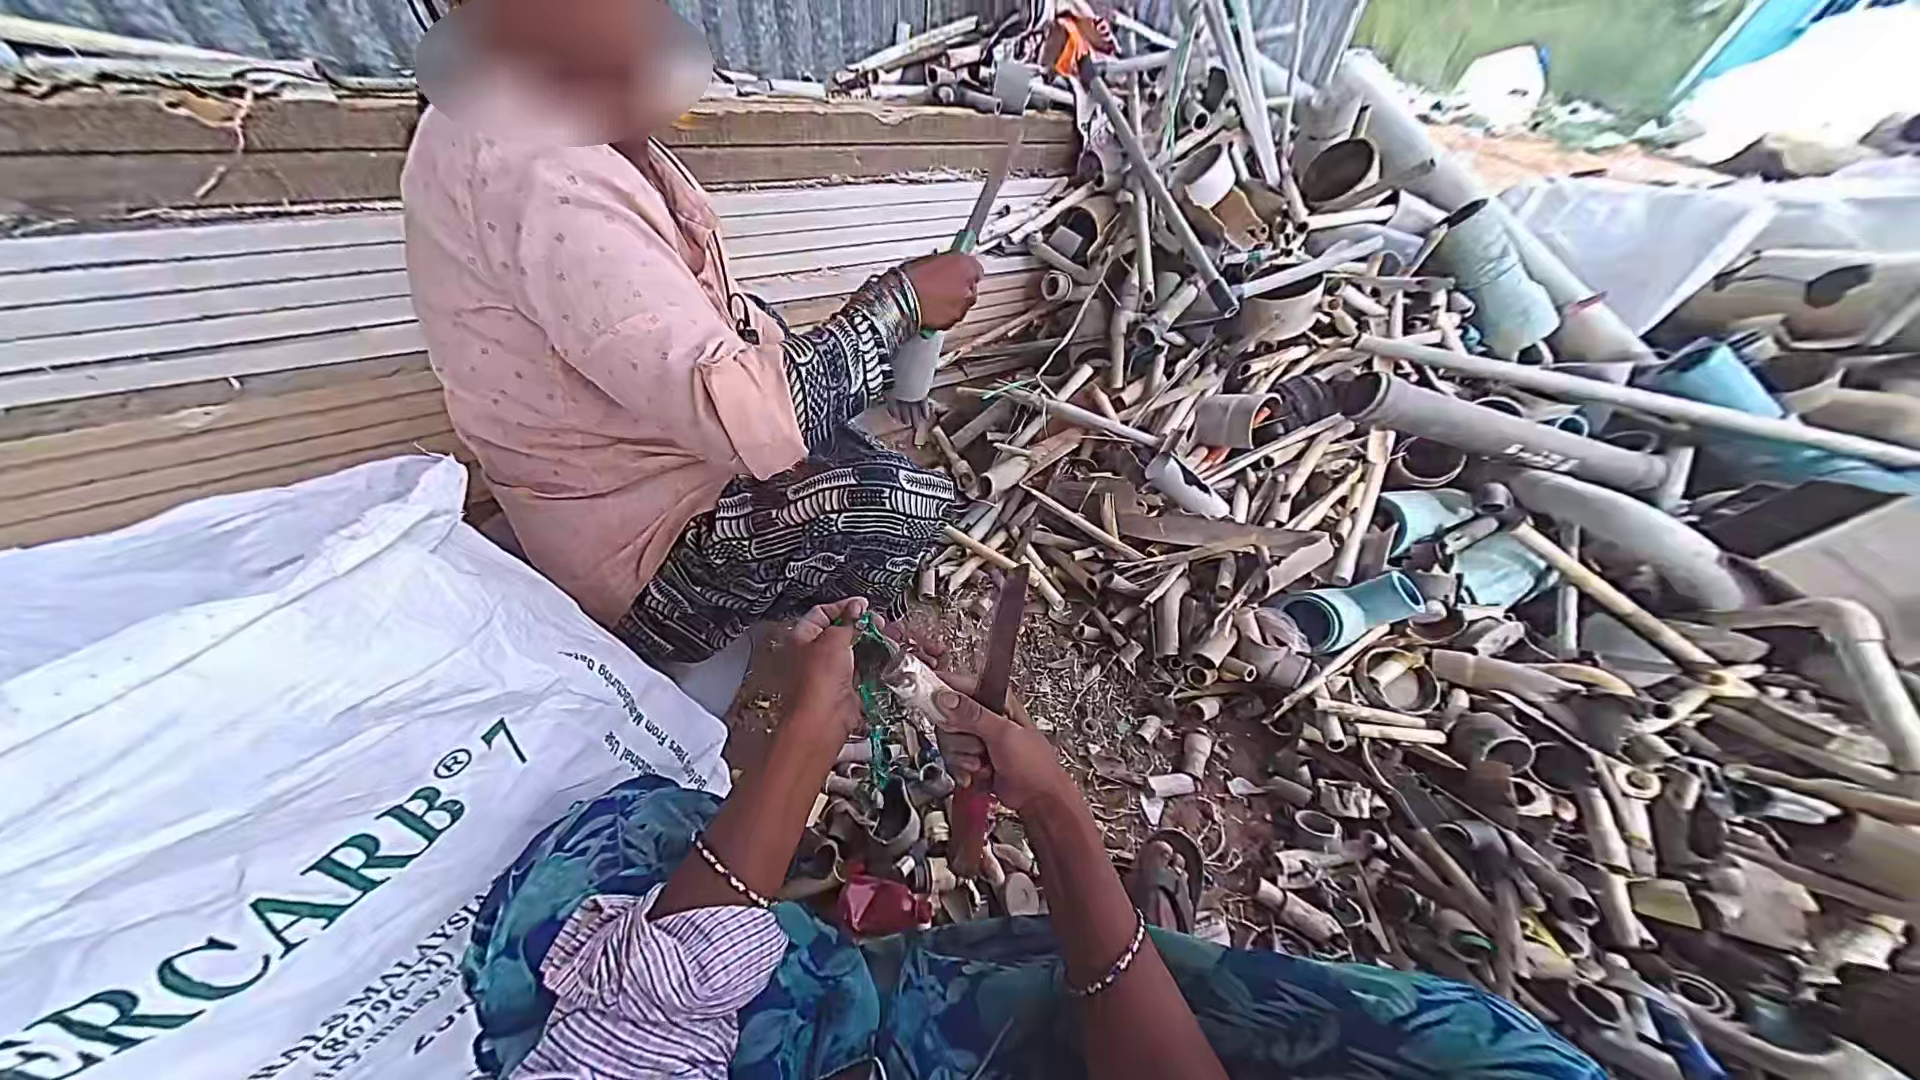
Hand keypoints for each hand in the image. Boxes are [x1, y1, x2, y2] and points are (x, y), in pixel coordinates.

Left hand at [785, 599, 872, 741]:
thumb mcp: (834, 639)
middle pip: (839, 629)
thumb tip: (856, 606)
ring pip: (852, 647)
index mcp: (803, 637)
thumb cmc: (817, 680)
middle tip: (874, 620)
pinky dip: (871, 658)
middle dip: (858, 623)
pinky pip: (860, 666)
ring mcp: (830, 669)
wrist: (824, 717)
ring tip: (882, 634)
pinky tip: (881, 652)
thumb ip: (848, 620)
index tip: (861, 605)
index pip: (822, 612)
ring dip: (867, 640)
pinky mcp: (845, 683)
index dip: (842, 606)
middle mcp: (814, 652)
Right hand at [902, 253, 983, 330]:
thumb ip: (946, 264)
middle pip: (970, 288)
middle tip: (943, 285)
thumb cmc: (912, 277)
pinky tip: (932, 308)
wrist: (902, 298)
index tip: (957, 271)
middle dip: (959, 287)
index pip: (976, 268)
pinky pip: (953, 316)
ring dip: (953, 301)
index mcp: (965, 266)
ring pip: (963, 303)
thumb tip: (947, 266)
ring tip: (935, 298)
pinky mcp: (953, 320)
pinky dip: (946, 313)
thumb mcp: (931, 259)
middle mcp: (968, 287)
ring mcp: (962, 306)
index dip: (964, 271)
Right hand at [931, 675, 1081, 815]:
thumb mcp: (1004, 734)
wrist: (1039, 800)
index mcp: (995, 700)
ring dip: (963, 759)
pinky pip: (952, 760)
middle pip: (947, 718)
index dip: (944, 695)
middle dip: (959, 739)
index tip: (935, 708)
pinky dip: (963, 771)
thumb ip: (973, 714)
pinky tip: (980, 774)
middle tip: (977, 747)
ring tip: (983, 763)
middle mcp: (984, 716)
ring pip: (948, 741)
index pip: (960, 686)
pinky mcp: (972, 757)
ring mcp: (977, 738)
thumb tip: (947, 697)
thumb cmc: (1035, 765)